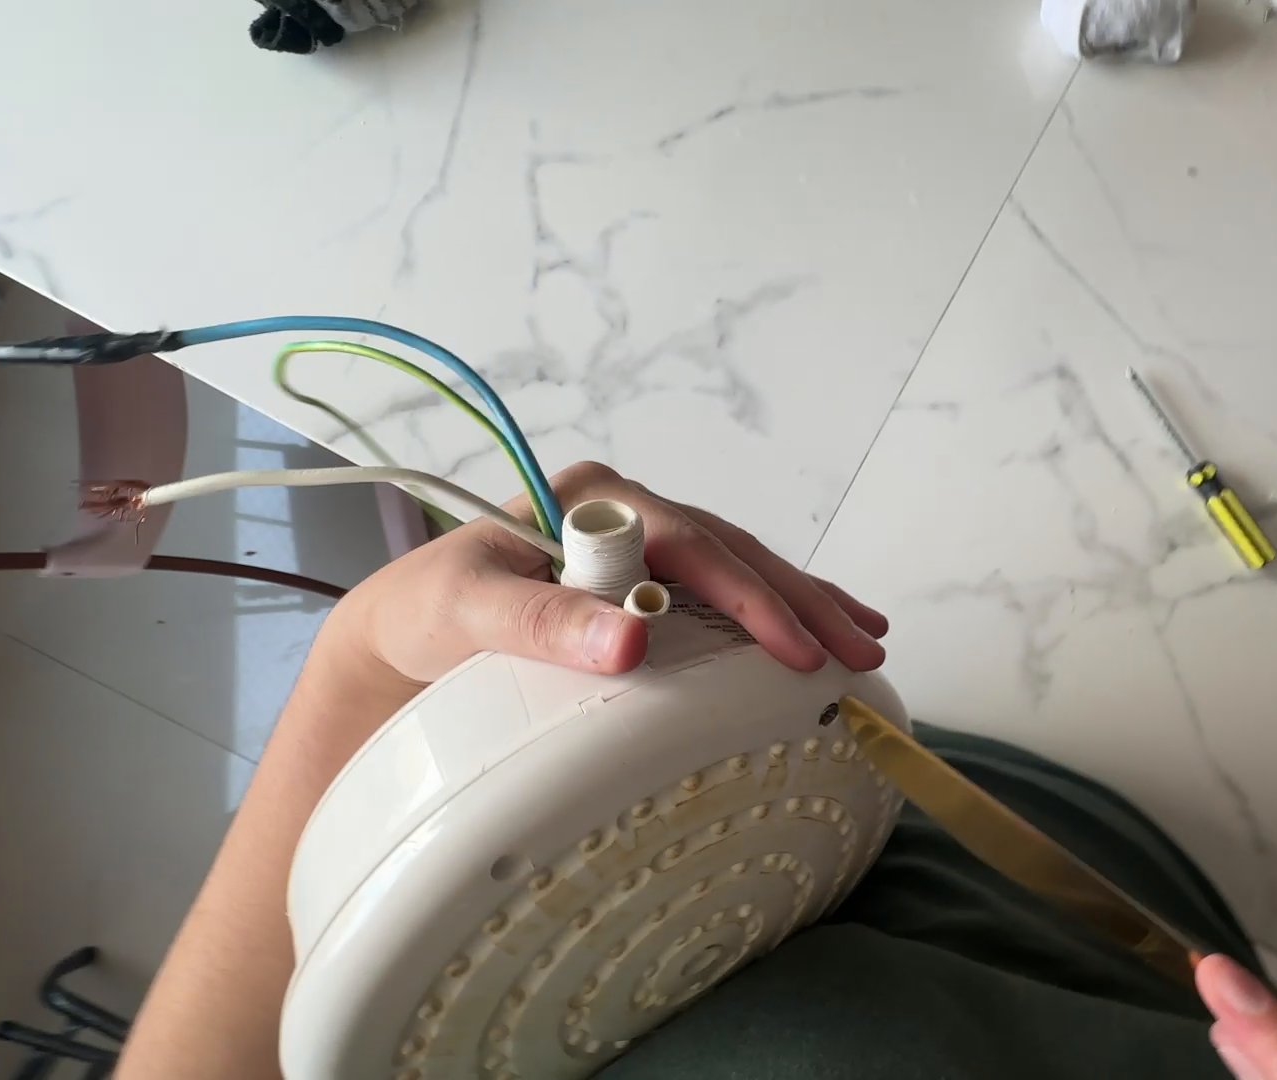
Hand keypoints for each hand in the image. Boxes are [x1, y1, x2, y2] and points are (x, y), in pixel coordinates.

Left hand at [332, 460, 888, 691]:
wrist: (411, 628)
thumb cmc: (433, 610)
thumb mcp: (471, 608)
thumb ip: (543, 618)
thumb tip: (632, 643)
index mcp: (599, 500)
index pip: (693, 546)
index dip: (751, 598)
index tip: (798, 650)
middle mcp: (633, 513)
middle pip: (736, 552)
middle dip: (804, 600)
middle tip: (864, 647)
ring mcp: (647, 542)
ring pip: (745, 566)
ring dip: (807, 600)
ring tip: (866, 633)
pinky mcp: (652, 577)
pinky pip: (727, 587)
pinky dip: (777, 607)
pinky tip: (813, 623)